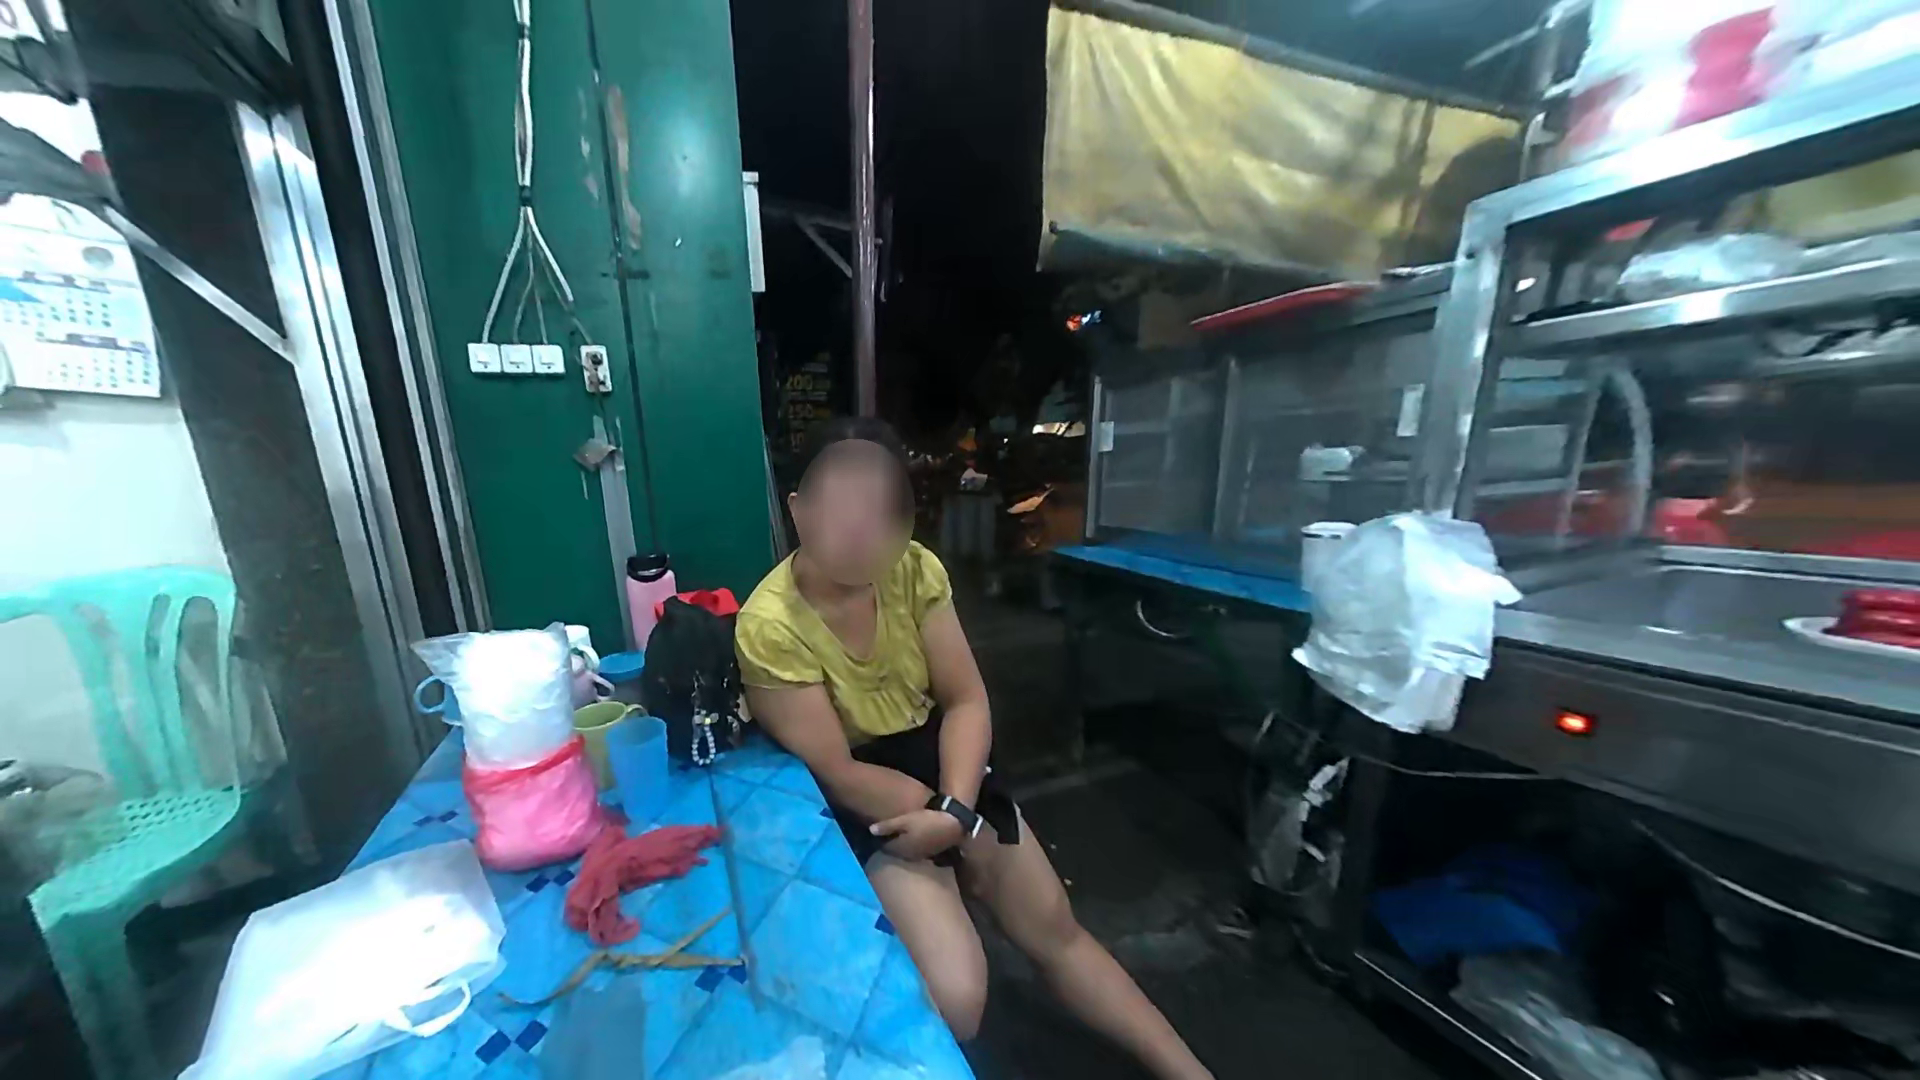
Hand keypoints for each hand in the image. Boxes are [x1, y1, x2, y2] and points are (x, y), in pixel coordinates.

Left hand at [869, 808, 965, 860]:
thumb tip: (870, 830)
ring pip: (907, 851)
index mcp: (901, 849)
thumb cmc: (926, 821)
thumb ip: (888, 826)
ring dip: (903, 844)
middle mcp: (910, 856)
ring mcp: (922, 855)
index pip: (886, 847)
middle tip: (888, 833)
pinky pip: (917, 850)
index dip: (882, 839)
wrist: (952, 825)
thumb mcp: (905, 820)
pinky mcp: (932, 852)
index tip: (879, 832)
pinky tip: (916, 835)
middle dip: (892, 843)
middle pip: (897, 851)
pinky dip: (914, 844)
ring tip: (902, 833)